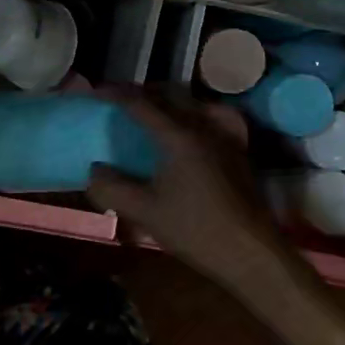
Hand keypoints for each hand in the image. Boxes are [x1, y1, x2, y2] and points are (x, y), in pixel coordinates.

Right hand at [88, 93, 313, 305]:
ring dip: (169, 98)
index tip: (96, 93)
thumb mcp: (144, 212)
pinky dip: (198, 111)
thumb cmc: (195, 231)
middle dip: (142, 92)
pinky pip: (216, 116)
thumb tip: (95, 169)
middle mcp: (204, 126)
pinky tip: (194, 124)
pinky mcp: (239, 150)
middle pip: (170, 94)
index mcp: (179, 137)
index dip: (116, 94)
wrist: (249, 252)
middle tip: (120, 101)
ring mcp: (226, 136)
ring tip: (152, 109)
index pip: (142, 103)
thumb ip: (112, 188)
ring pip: (195, 101)